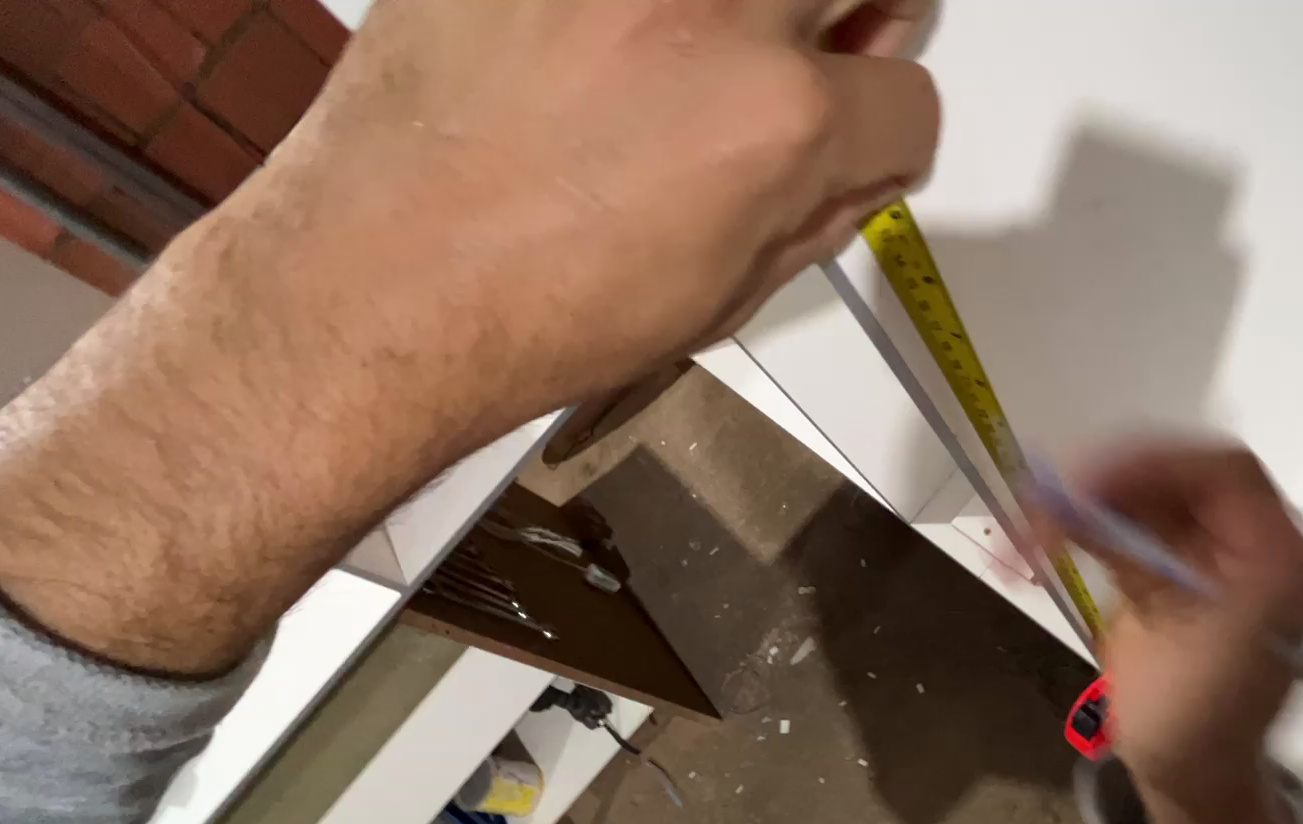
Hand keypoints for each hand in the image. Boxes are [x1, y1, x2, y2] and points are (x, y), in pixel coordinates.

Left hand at [0, 0, 938, 674]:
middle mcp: (712, 4)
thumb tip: (852, 168)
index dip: (892, 142)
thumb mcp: (722, 297)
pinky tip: (624, 51)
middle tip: (827, 57)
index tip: (863, 149)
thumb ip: (813, 216)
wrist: (390, 286)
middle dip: (873, 20)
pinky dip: (662, 13)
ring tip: (717, 56)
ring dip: (769, 10)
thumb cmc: (538, 313)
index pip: (911, 105)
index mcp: (776, 122)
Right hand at [1048, 443, 1302, 823]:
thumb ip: (1128, 558)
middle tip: (1040, 506)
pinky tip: (1036, 543)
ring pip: (1137, 501)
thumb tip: (1064, 498)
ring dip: (1077, 507)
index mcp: (1276, 557)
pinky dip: (1074, 531)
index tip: (1084, 486)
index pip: (1223, 474)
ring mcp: (1202, 556)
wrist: (1191, 774)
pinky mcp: (1164, 571)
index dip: (1153, 466)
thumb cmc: (1198, 720)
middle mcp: (1245, 544)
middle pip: (1173, 480)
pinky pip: (1118, 530)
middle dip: (1102, 486)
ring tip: (1025, 528)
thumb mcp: (1172, 638)